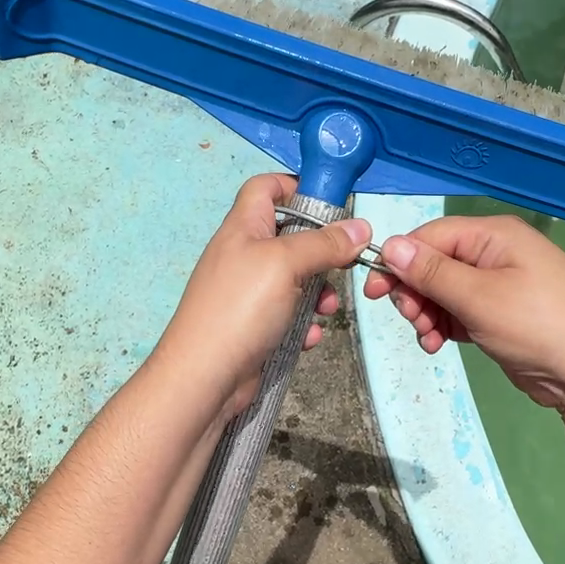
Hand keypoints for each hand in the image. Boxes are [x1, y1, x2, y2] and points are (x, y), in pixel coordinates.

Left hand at [153, 174, 371, 420]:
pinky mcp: (253, 328)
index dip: (297, 186)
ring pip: (295, 282)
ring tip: (328, 310)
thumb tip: (361, 227)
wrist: (204, 377)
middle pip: (290, 238)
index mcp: (243, 228)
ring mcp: (247, 295)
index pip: (266, 188)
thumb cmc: (240, 308)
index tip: (332, 204)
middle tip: (342, 267)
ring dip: (318, 294)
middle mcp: (243, 257)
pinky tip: (310, 338)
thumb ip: (324, 244)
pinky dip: (303, 325)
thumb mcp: (285, 264)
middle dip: (321, 252)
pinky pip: (288, 318)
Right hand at [364, 215, 564, 418]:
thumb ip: (432, 272)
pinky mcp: (499, 315)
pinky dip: (443, 327)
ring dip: (426, 314)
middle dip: (414, 293)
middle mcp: (494, 255)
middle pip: (433, 264)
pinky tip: (439, 345)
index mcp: (493, 237)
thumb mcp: (478, 297)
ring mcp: (499, 286)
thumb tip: (389, 245)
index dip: (398, 262)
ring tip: (429, 339)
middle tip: (412, 321)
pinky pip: (458, 313)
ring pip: (443, 292)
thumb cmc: (537, 326)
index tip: (373, 293)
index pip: (430, 237)